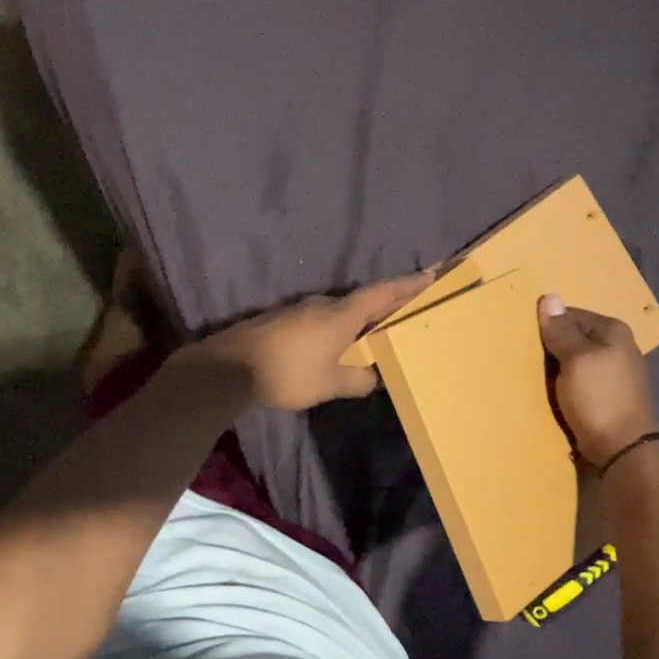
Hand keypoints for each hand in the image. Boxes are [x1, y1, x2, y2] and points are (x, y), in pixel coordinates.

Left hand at [187, 272, 433, 410]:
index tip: (430, 275)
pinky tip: (330, 345)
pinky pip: (315, 322)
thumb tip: (372, 376)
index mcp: (341, 314)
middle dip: (383, 306)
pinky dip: (330, 329)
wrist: (228, 367)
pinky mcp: (277, 322)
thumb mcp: (330, 383)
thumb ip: (357, 379)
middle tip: (404, 311)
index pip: (382, 293)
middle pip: (359, 301)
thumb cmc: (287, 372)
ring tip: (369, 333)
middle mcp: (320, 304)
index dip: (407, 286)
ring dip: (354, 320)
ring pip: (335, 312)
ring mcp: (295, 311)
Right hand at [538, 294, 658, 465]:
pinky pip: (578, 380)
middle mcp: (616, 346)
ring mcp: (613, 372)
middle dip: (550, 347)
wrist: (622, 446)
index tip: (524, 339)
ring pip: (573, 360)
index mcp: (612, 330)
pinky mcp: (606, 394)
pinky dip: (563, 383)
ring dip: (554, 367)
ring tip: (533, 376)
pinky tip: (551, 392)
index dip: (546, 325)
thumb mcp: (576, 359)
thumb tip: (549, 298)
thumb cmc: (599, 397)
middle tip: (524, 358)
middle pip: (572, 337)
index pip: (569, 314)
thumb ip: (561, 331)